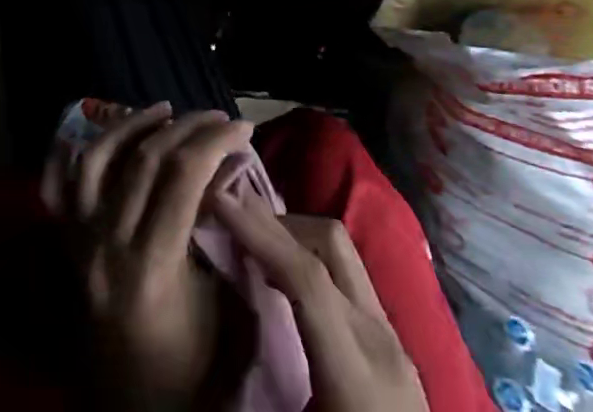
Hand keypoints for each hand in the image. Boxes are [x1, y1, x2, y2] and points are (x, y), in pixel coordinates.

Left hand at [41, 102, 256, 409]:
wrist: (132, 407)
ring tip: (163, 110)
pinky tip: (103, 135)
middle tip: (214, 116)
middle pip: (143, 160)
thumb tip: (227, 177)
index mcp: (150, 263)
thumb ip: (227, 240)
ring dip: (131, 126)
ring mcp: (76, 239)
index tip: (242, 127)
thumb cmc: (191, 367)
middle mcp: (104, 242)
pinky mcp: (64, 243)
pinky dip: (78, 152)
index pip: (182, 177)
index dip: (215, 142)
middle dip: (185, 127)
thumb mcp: (225, 309)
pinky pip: (58, 184)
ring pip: (95, 160)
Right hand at [210, 192, 429, 411]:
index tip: (216, 201)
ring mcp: (392, 338)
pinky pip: (346, 278)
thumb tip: (199, 386)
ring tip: (247, 243)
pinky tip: (280, 279)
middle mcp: (380, 340)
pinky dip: (308, 259)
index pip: (307, 277)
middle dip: (274, 220)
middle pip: (330, 245)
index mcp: (355, 370)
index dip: (258, 232)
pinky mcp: (393, 344)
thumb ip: (250, 402)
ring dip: (292, 236)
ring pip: (342, 254)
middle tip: (225, 216)